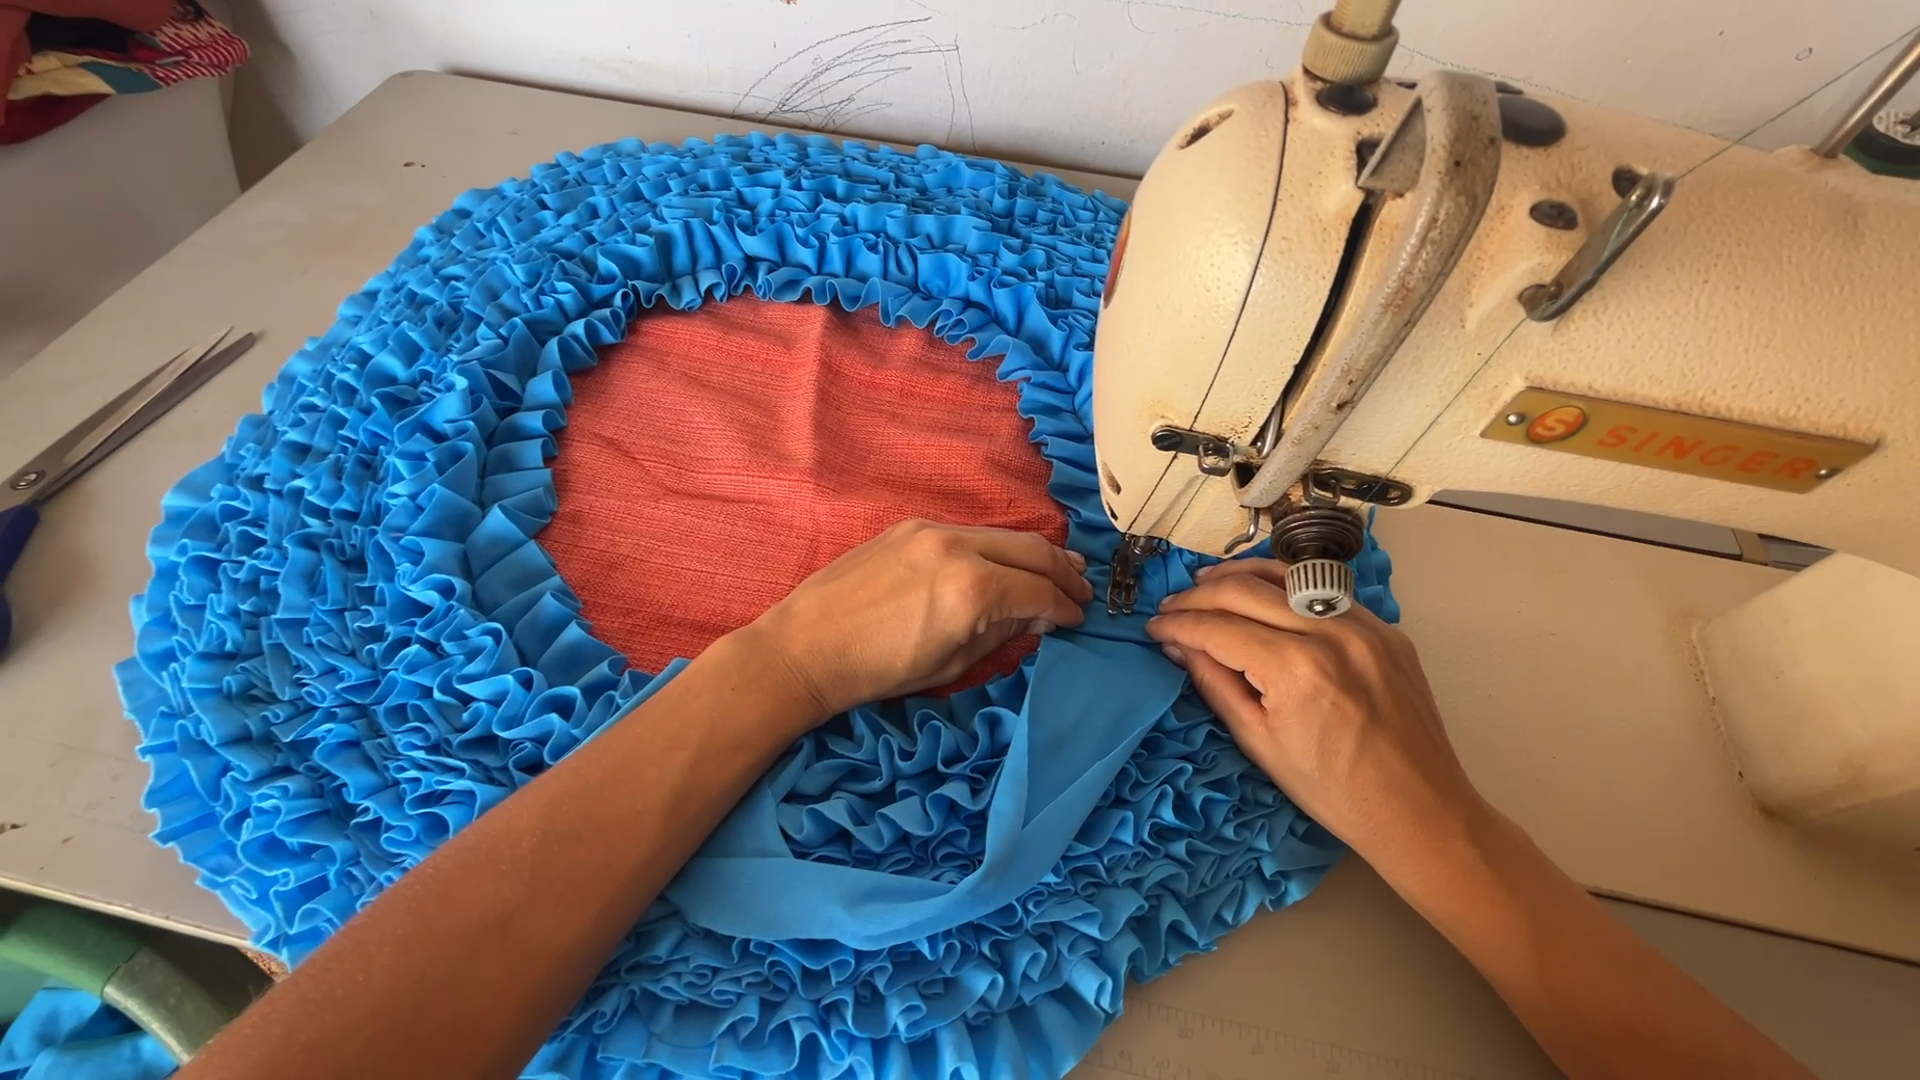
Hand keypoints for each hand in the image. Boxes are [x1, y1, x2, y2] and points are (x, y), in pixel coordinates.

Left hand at [742, 519, 1091, 716]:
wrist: (807, 647)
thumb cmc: (879, 672)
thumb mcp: (952, 665)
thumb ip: (1002, 633)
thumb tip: (1036, 617)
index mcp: (973, 590)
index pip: (1038, 592)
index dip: (1065, 608)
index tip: (1078, 619)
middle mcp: (959, 547)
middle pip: (1032, 551)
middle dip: (1064, 572)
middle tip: (1082, 591)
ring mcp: (933, 530)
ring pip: (1003, 534)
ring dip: (1035, 553)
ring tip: (1059, 569)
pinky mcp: (911, 527)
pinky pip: (970, 532)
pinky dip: (997, 546)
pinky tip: (1004, 560)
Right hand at [1145, 559, 1486, 868]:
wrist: (1421, 811)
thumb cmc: (1331, 790)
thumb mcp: (1258, 742)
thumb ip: (1214, 684)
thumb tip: (1179, 646)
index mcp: (1294, 668)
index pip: (1218, 627)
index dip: (1178, 625)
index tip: (1153, 629)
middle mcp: (1330, 633)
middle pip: (1244, 591)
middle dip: (1197, 597)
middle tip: (1170, 608)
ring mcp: (1364, 625)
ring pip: (1286, 576)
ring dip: (1237, 576)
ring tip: (1204, 584)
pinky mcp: (1385, 629)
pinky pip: (1322, 594)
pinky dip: (1283, 589)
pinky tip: (1262, 597)